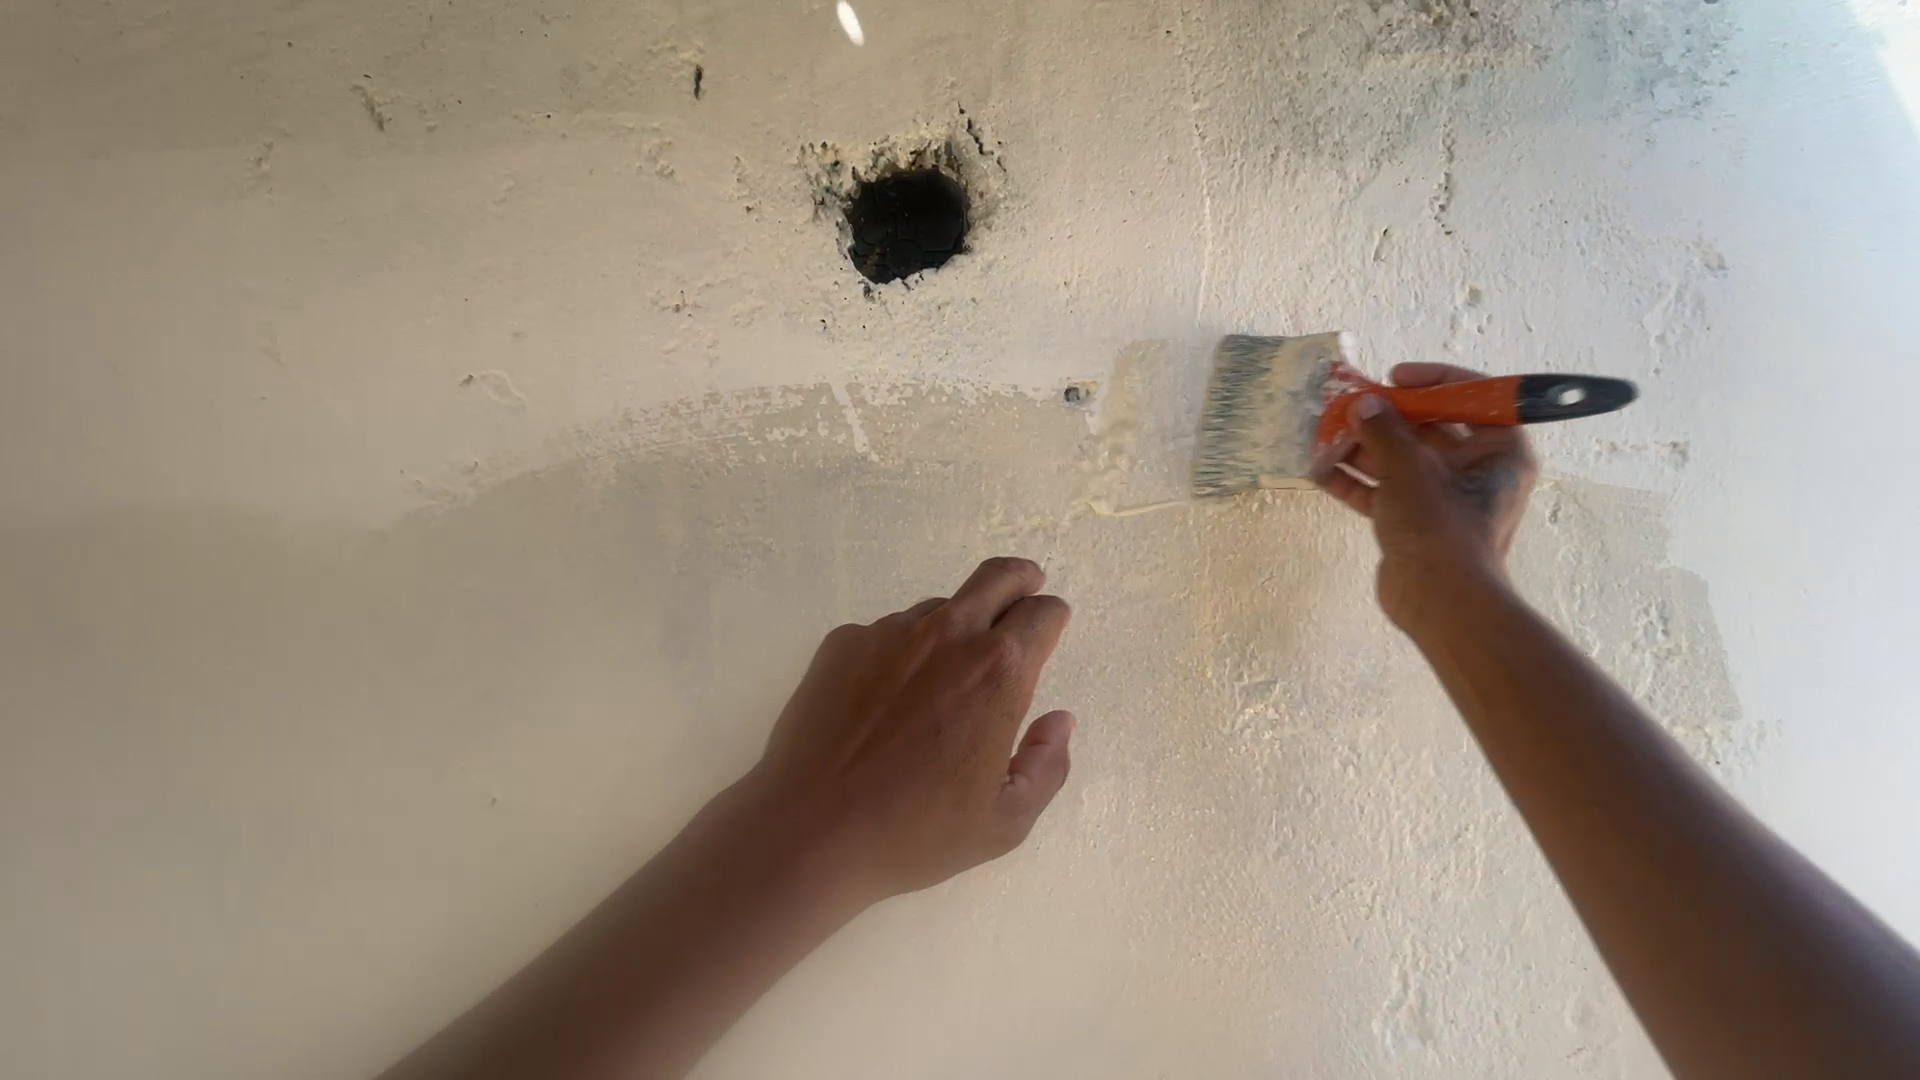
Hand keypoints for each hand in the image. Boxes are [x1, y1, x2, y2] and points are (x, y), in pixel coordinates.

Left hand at [740, 557, 1075, 907]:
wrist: (809, 830)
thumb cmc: (914, 833)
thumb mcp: (1004, 822)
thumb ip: (1047, 765)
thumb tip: (1060, 720)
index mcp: (998, 672)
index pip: (1042, 614)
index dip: (1053, 616)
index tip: (1051, 624)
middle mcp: (947, 634)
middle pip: (997, 577)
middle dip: (1021, 578)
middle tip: (1026, 587)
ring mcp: (889, 632)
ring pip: (939, 609)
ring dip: (955, 626)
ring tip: (939, 678)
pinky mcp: (843, 641)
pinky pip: (887, 633)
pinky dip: (901, 651)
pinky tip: (883, 700)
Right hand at [1313, 362, 1537, 633]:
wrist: (1439, 601)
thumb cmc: (1440, 529)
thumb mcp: (1410, 471)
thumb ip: (1384, 433)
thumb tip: (1364, 405)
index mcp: (1498, 452)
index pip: (1476, 398)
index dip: (1436, 381)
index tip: (1395, 376)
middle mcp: (1474, 471)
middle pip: (1427, 430)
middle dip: (1384, 418)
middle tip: (1348, 405)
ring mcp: (1439, 498)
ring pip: (1397, 461)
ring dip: (1360, 448)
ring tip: (1323, 434)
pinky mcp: (1410, 522)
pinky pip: (1380, 491)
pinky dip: (1352, 481)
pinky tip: (1319, 470)